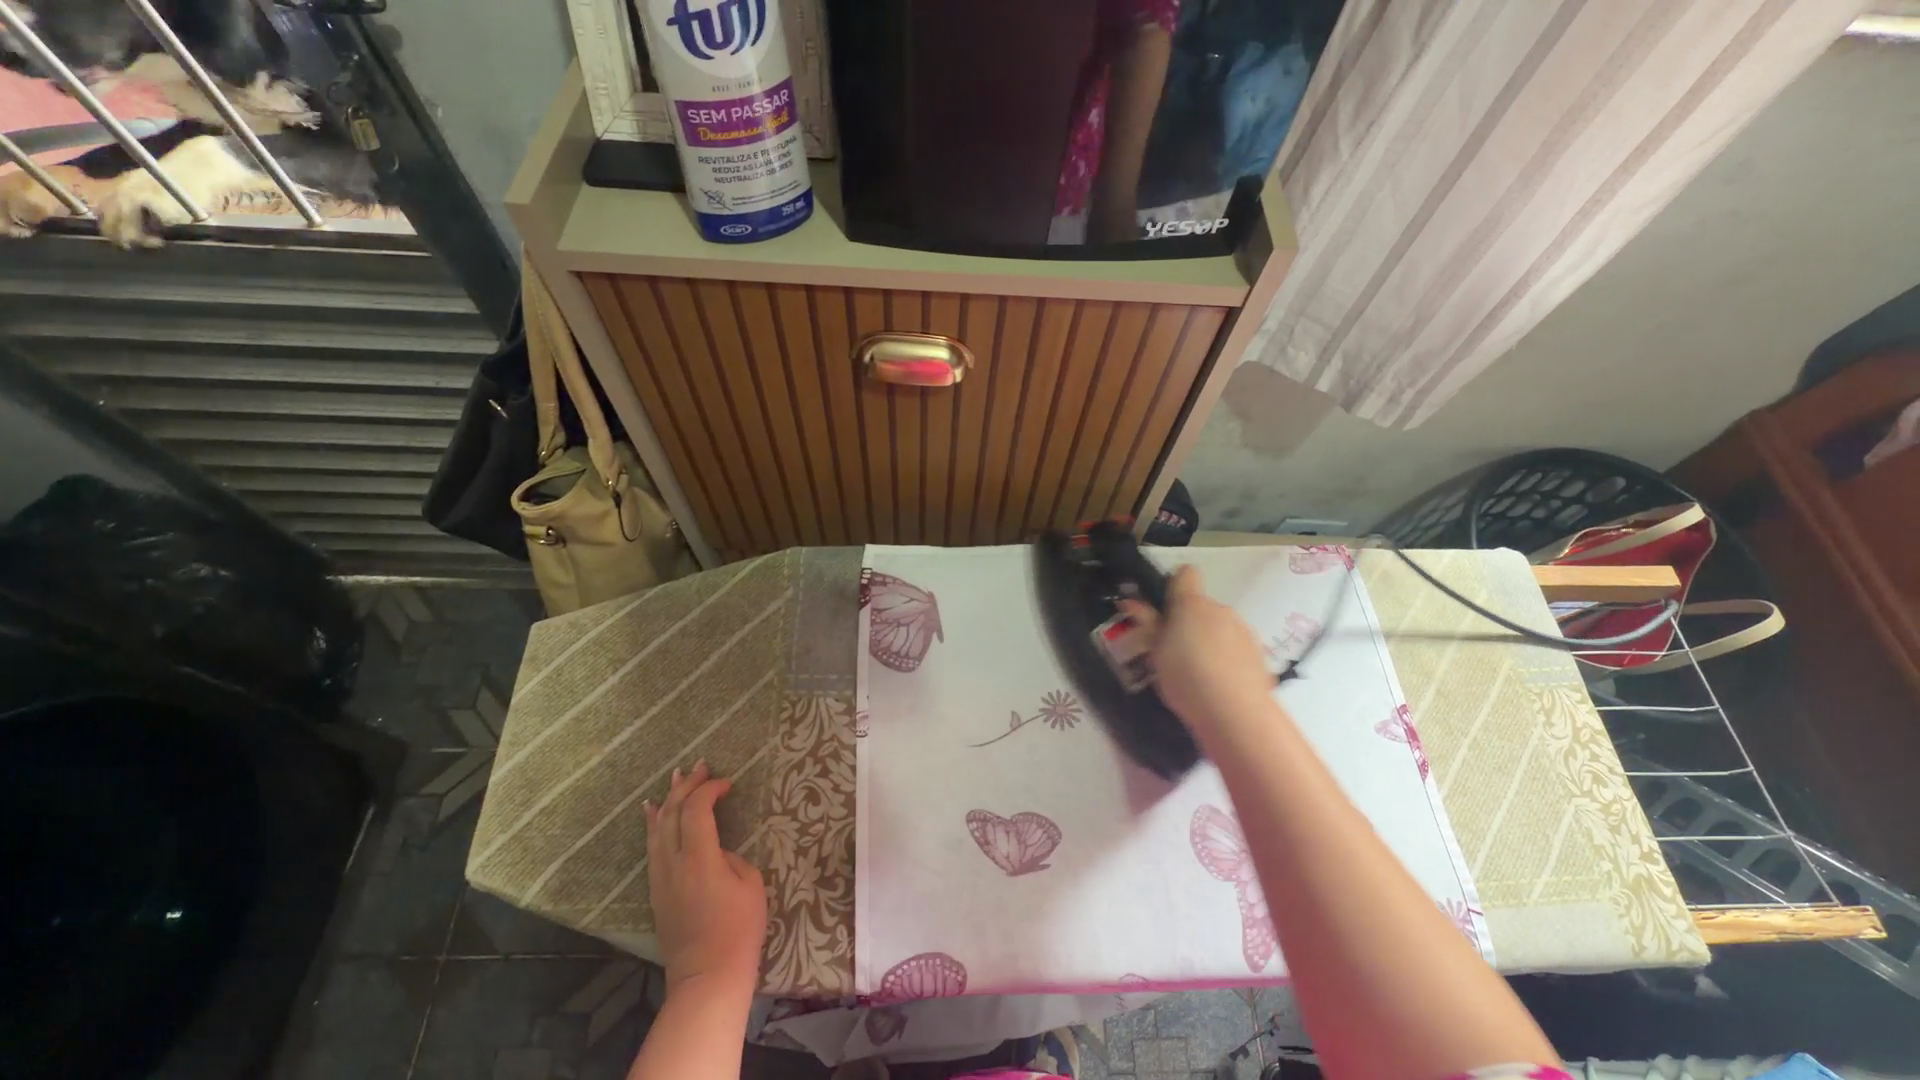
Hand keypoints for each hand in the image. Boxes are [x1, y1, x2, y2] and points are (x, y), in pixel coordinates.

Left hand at [645, 760, 766, 994]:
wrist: (708, 974)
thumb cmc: (739, 930)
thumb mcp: (750, 884)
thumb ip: (730, 858)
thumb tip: (716, 853)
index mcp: (699, 857)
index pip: (697, 810)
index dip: (709, 790)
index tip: (727, 783)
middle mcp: (672, 862)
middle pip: (672, 813)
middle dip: (685, 787)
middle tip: (698, 767)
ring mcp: (660, 878)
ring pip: (657, 829)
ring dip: (666, 801)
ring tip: (673, 781)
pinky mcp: (656, 893)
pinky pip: (652, 848)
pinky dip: (654, 826)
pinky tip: (653, 815)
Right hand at [1119, 565, 1277, 744]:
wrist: (1235, 713)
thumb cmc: (1186, 678)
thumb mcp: (1156, 655)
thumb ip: (1148, 625)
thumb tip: (1131, 602)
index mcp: (1192, 605)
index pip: (1185, 574)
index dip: (1174, 586)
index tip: (1163, 611)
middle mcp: (1220, 609)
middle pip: (1201, 606)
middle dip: (1188, 623)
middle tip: (1173, 653)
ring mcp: (1243, 630)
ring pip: (1219, 627)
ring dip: (1208, 641)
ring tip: (1198, 675)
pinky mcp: (1259, 652)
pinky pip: (1235, 646)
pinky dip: (1226, 658)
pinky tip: (1219, 684)